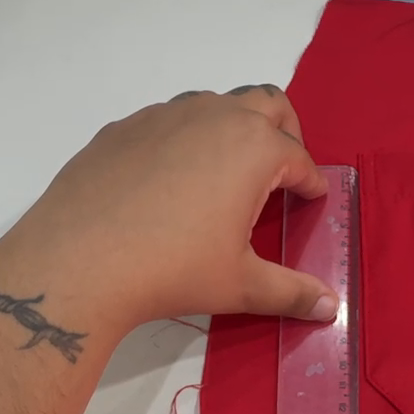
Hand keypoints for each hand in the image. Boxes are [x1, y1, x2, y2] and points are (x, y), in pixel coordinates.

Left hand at [0, 84, 335, 336]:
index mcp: (254, 148)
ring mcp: (163, 115)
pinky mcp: (122, 128)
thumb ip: (292, 292)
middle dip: (286, 134)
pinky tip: (168, 183)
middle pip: (267, 104)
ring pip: (214, 105)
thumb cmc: (174, 271)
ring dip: (232, 130)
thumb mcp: (241, 286)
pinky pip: (167, 122)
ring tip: (225, 175)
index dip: (311, 183)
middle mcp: (214, 116)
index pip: (299, 159)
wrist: (80, 262)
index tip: (312, 200)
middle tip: (282, 171)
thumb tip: (332, 308)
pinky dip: (183, 141)